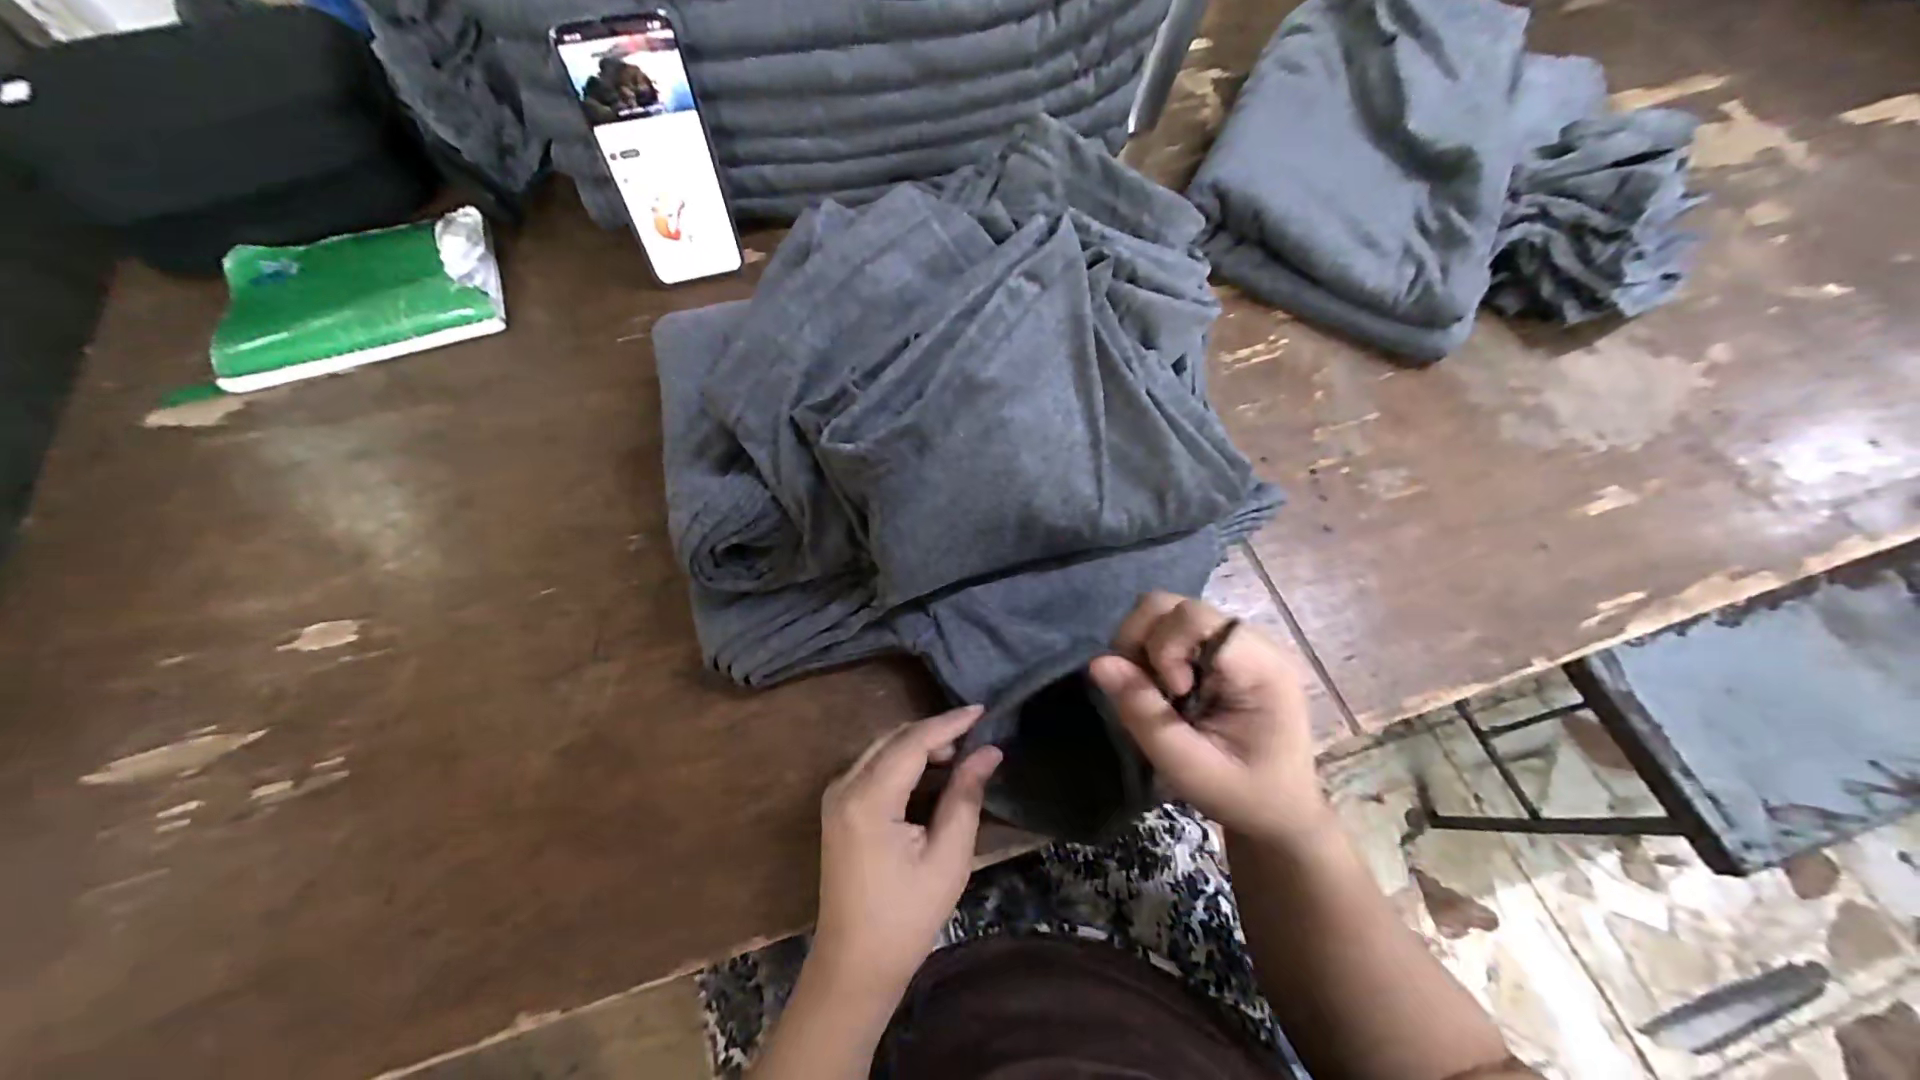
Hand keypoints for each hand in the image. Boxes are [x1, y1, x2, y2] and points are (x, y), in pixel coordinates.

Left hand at [811, 706, 1002, 1000]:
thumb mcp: (948, 857)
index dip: (949, 723)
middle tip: (975, 739)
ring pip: (882, 749)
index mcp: (868, 799)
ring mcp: (835, 796)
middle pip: (893, 739)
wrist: (855, 963)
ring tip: (959, 756)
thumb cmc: (907, 915)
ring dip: (919, 746)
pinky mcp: (838, 807)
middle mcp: (844, 787)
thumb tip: (989, 751)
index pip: (912, 742)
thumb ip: (965, 795)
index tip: (982, 710)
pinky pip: (873, 767)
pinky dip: (903, 762)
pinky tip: (931, 773)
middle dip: (935, 733)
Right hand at [1088, 592, 1326, 842]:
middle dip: (1143, 643)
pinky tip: (1163, 688)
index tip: (1174, 696)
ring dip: (1142, 647)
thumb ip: (1144, 715)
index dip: (1164, 650)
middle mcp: (1251, 640)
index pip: (1194, 617)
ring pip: (1165, 612)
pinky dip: (1151, 652)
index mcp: (1261, 666)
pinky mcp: (1219, 649)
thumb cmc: (1243, 796)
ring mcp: (1235, 641)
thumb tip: (1097, 662)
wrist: (1279, 812)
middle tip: (1149, 692)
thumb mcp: (1190, 769)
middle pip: (1174, 606)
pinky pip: (1170, 629)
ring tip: (1155, 692)